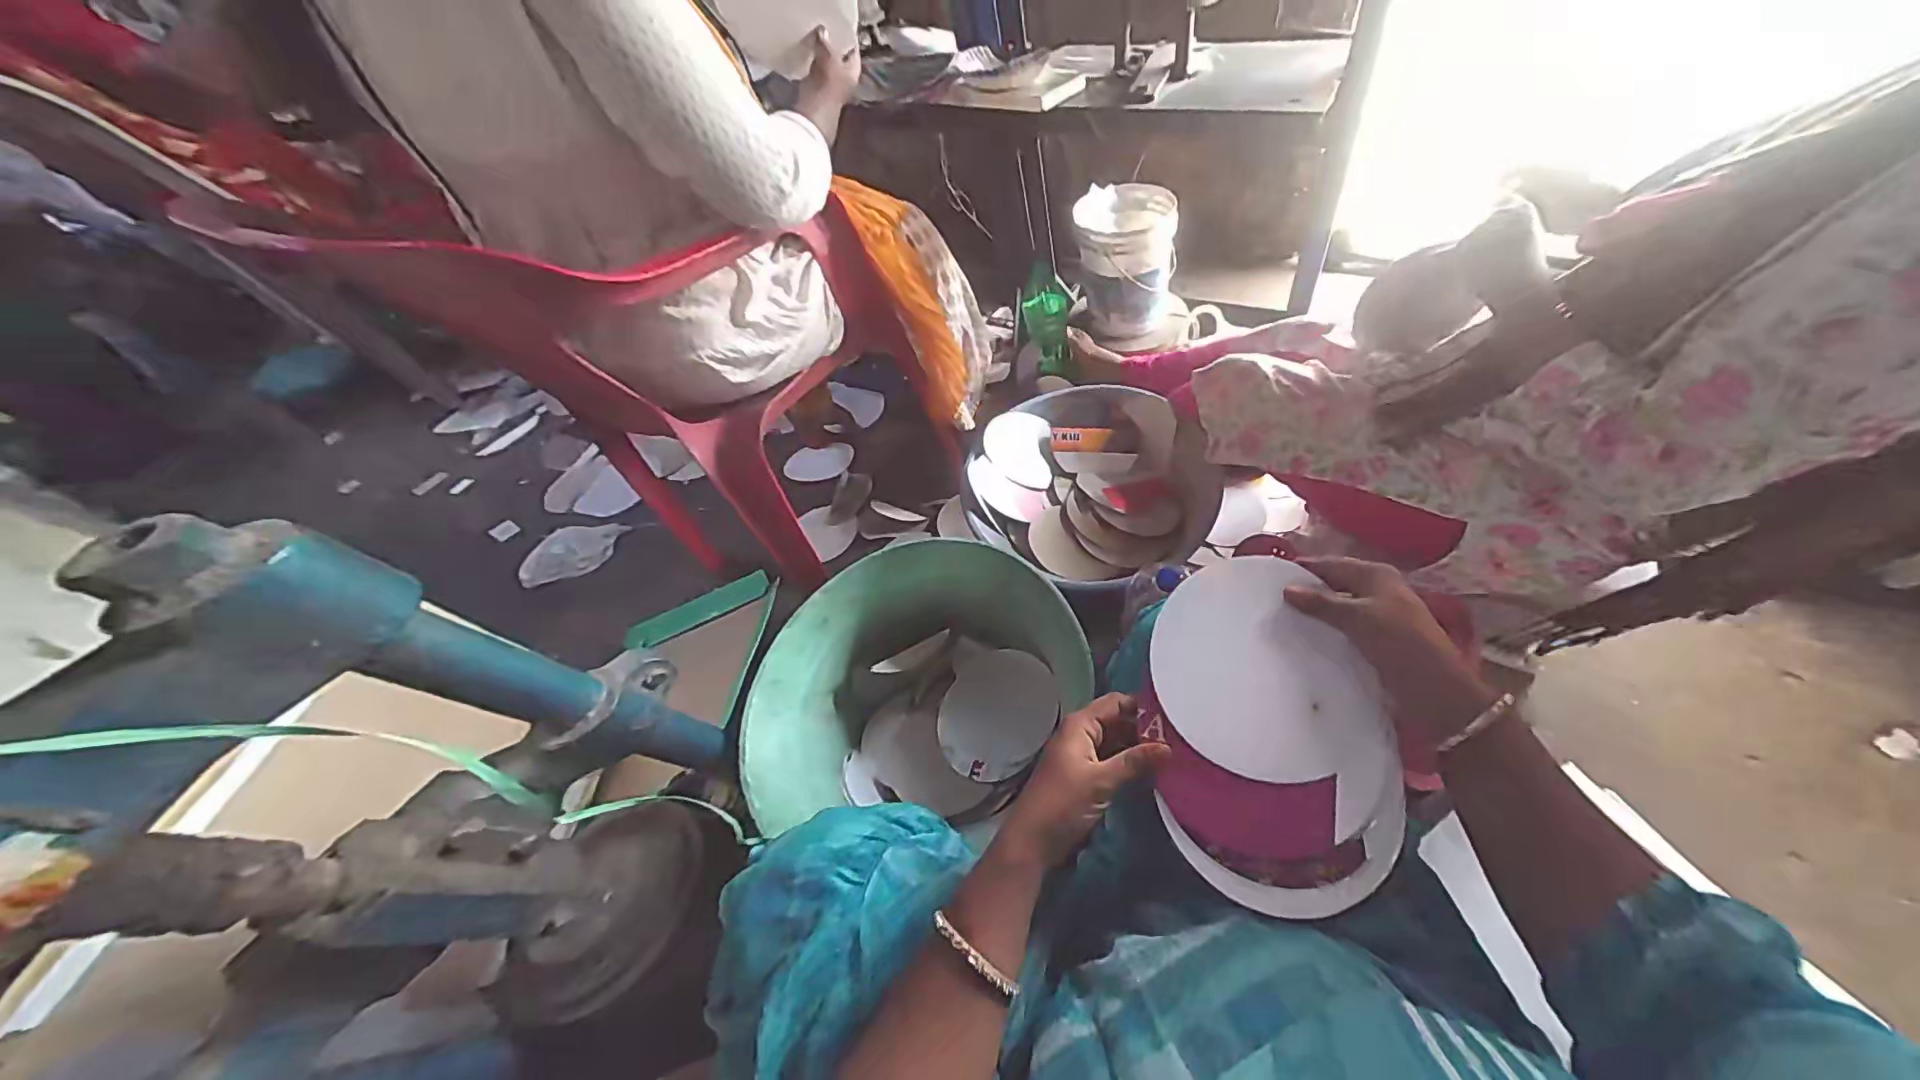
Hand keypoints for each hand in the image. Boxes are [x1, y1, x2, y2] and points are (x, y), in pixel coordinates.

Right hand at [799, 25, 860, 103]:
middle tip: (823, 27)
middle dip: (833, 44)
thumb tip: (821, 30)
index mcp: (854, 72)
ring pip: (828, 63)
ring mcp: (832, 85)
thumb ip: (826, 43)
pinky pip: (816, 69)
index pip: (853, 50)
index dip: (847, 37)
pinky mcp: (818, 88)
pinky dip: (813, 61)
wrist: (814, 112)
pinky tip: (807, 50)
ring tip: (814, 35)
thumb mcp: (829, 59)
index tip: (838, 24)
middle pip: (840, 57)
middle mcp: (846, 79)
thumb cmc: (827, 85)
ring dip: (821, 52)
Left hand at [995, 694, 1170, 869]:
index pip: (1116, 703)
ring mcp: (1084, 756)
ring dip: (1140, 748)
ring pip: (1118, 743)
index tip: (1174, 718)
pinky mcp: (1087, 776)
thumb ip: (1134, 762)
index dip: (1142, 708)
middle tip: (1180, 740)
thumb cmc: (1062, 804)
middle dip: (1145, 730)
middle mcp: (1082, 734)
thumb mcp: (1100, 781)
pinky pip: (1114, 761)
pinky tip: (1154, 771)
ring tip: (1175, 755)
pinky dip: (1131, 764)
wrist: (1033, 841)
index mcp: (1080, 725)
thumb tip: (1168, 747)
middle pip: (1118, 722)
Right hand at [1282, 557, 1499, 740]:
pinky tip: (1303, 637)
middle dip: (1305, 591)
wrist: (1435, 691)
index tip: (1268, 576)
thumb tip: (1287, 589)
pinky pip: (1340, 628)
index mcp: (1376, 576)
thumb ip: (1321, 603)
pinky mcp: (1374, 639)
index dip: (1303, 569)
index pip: (1330, 565)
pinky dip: (1323, 629)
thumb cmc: (1400, 644)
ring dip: (1313, 613)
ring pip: (1335, 608)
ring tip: (1279, 618)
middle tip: (1269, 599)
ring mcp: (1377, 616)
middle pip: (1332, 585)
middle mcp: (1377, 591)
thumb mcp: (1358, 618)